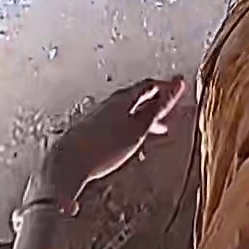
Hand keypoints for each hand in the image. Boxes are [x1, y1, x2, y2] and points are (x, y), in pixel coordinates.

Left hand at [35, 77, 186, 204]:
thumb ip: (158, 109)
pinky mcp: (95, 129)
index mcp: (124, 98)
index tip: (179, 87)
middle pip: (140, 95)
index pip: (150, 85)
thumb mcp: (139, 128)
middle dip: (158, 100)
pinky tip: (135, 138)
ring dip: (147, 114)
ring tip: (160, 126)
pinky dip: (135, 125)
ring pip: (131, 110)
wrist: (69, 163)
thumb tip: (177, 87)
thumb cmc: (104, 145)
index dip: (167, 86)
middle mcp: (112, 102)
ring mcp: (103, 115)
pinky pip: (121, 121)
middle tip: (173, 105)